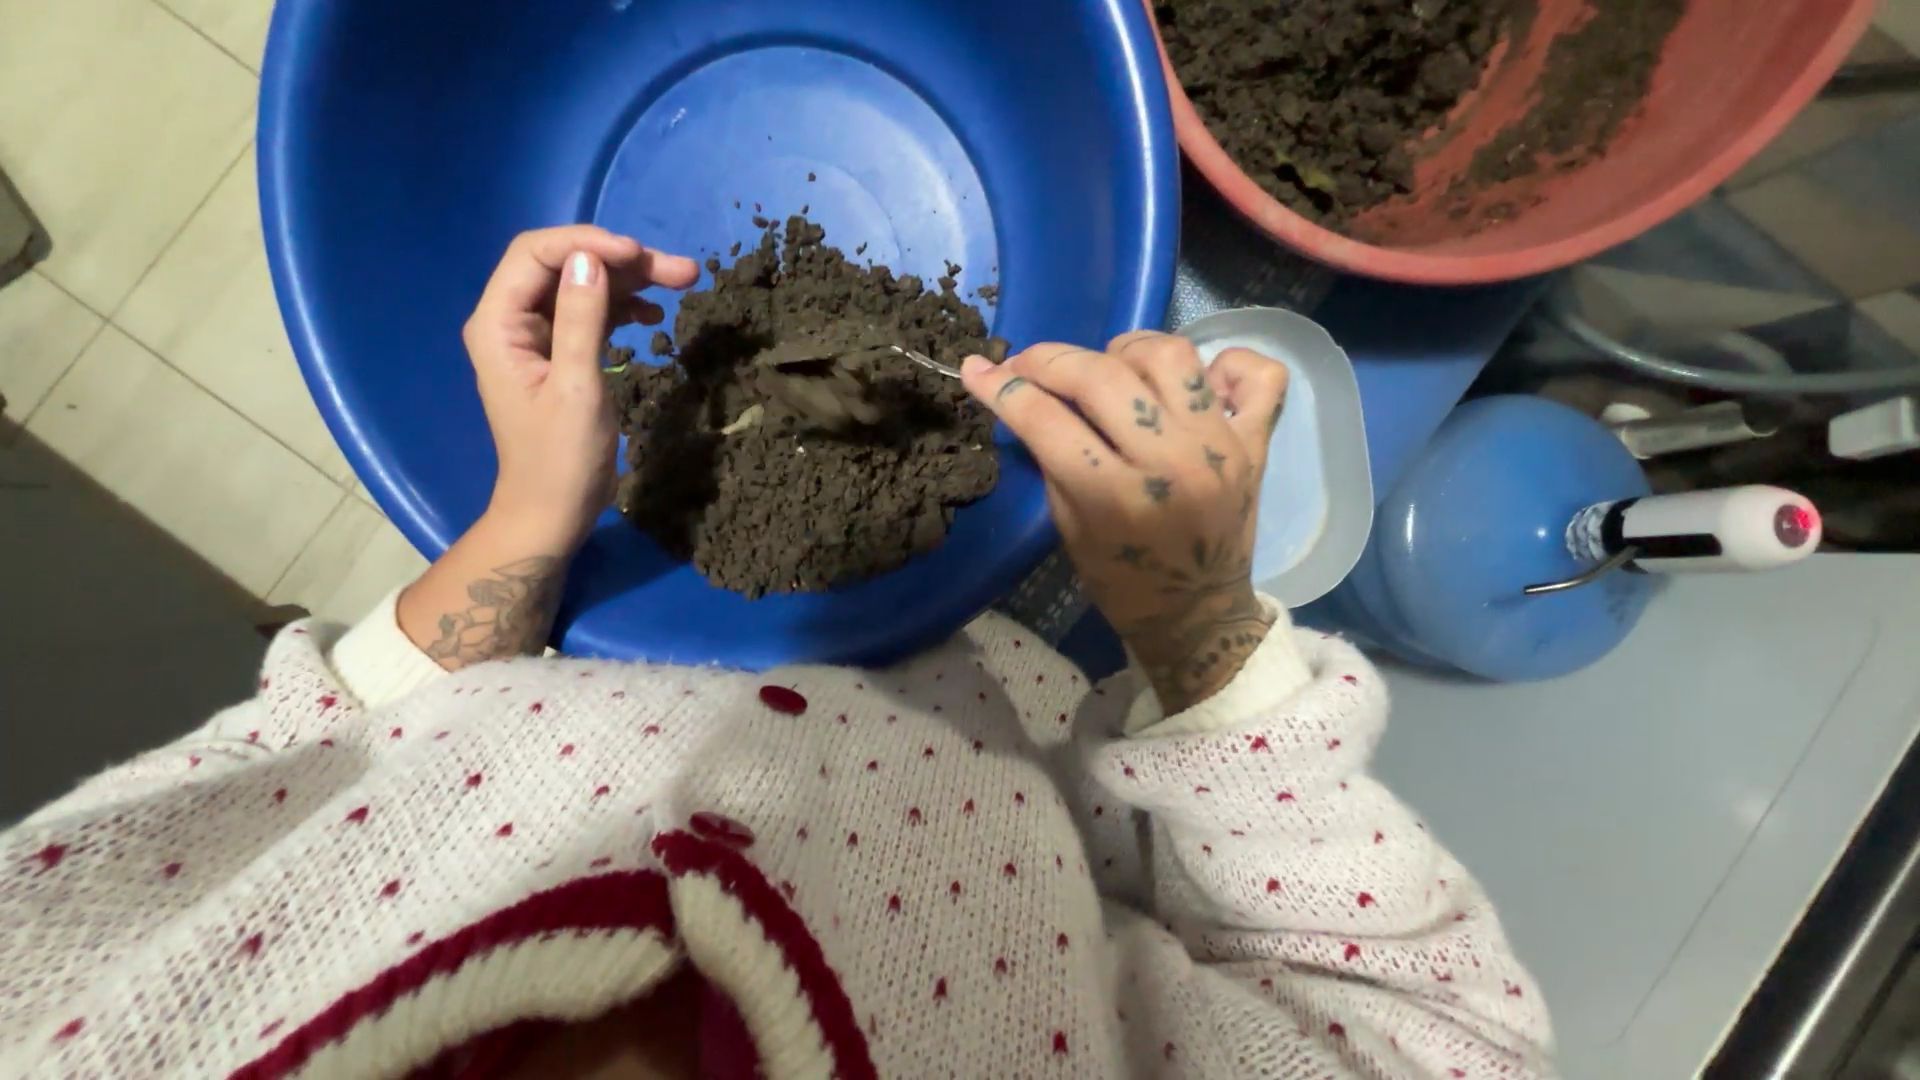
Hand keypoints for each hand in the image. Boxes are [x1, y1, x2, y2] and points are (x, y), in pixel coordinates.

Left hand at [462, 225, 698, 550]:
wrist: (555, 510)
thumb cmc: (561, 458)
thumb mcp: (577, 387)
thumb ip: (581, 320)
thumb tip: (592, 259)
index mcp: (499, 324)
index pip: (536, 255)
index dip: (588, 245)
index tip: (640, 255)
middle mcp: (512, 321)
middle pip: (565, 267)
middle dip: (621, 262)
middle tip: (682, 271)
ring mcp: (538, 339)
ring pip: (583, 288)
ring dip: (631, 283)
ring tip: (681, 283)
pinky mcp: (562, 356)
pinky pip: (592, 316)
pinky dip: (623, 309)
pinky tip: (654, 316)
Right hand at [961, 333, 1289, 712]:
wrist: (1198, 615)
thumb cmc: (1123, 581)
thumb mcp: (1070, 529)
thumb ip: (1053, 461)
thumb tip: (1030, 402)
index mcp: (1116, 498)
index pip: (1046, 420)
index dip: (1001, 388)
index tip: (977, 370)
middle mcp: (1172, 464)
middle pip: (1101, 376)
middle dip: (1050, 360)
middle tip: (1030, 366)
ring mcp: (1221, 447)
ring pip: (1172, 355)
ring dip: (1128, 349)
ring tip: (1111, 366)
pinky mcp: (1256, 444)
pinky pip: (1261, 375)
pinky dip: (1229, 362)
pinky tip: (1199, 378)